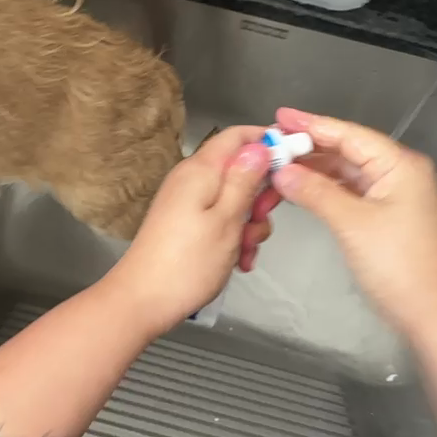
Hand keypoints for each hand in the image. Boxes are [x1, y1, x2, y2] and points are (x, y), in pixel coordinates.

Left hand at [100, 125, 272, 332]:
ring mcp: (187, 202)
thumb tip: (260, 145)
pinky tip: (237, 261)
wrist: (142, 301)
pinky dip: (234, 236)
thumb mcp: (227, 219)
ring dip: (249, 224)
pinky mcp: (186, 223)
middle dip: (260, 195)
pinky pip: (220, 218)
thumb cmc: (188, 263)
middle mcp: (192, 179)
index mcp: (201, 170)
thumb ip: (244, 180)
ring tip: (245, 251)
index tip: (294, 160)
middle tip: (262, 220)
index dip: (268, 141)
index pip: (238, 135)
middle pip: (240, 169)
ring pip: (235, 199)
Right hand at [266, 107, 436, 334]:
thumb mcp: (352, 224)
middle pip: (347, 150)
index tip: (279, 116)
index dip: (312, 125)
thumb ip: (315, 192)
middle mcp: (398, 172)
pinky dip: (324, 189)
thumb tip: (281, 171)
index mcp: (399, 164)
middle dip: (309, 147)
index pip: (349, 134)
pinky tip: (299, 188)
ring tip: (277, 164)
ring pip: (346, 172)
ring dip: (313, 169)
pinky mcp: (385, 216)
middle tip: (270, 142)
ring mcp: (393, 195)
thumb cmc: (399, 265)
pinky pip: (349, 192)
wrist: (433, 314)